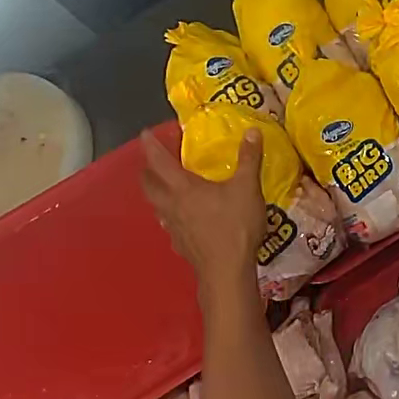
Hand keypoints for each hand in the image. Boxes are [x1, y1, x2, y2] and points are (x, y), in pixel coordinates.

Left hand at [140, 128, 266, 302]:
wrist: (226, 268)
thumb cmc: (235, 224)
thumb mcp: (248, 187)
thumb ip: (249, 158)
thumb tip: (252, 131)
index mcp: (183, 187)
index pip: (159, 161)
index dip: (152, 145)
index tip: (146, 133)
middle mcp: (171, 204)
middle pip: (148, 184)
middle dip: (148, 170)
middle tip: (156, 161)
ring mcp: (172, 226)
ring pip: (156, 204)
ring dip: (157, 192)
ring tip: (169, 186)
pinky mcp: (179, 242)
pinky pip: (168, 222)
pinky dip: (171, 213)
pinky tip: (184, 217)